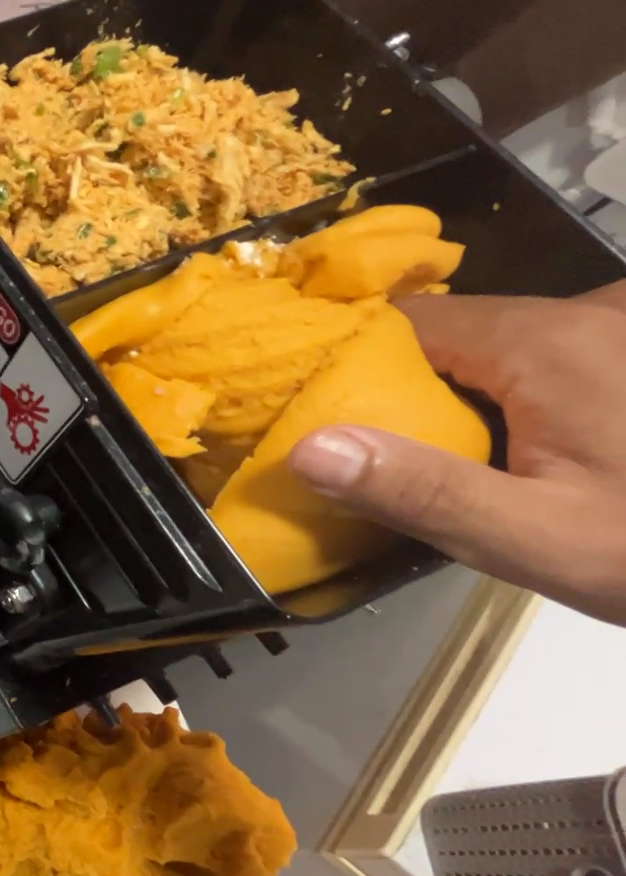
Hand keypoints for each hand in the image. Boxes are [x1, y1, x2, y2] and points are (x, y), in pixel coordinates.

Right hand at [287, 280, 625, 624]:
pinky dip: (507, 388)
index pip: (407, 321)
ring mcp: (623, 333)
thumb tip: (305, 448)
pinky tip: (515, 442)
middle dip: (400, 381)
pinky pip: (549, 355)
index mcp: (548, 343)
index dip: (346, 359)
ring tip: (431, 451)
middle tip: (367, 446)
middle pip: (454, 330)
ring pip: (501, 343)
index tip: (308, 407)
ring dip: (455, 387)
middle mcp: (594, 315)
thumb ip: (418, 489)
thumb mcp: (532, 536)